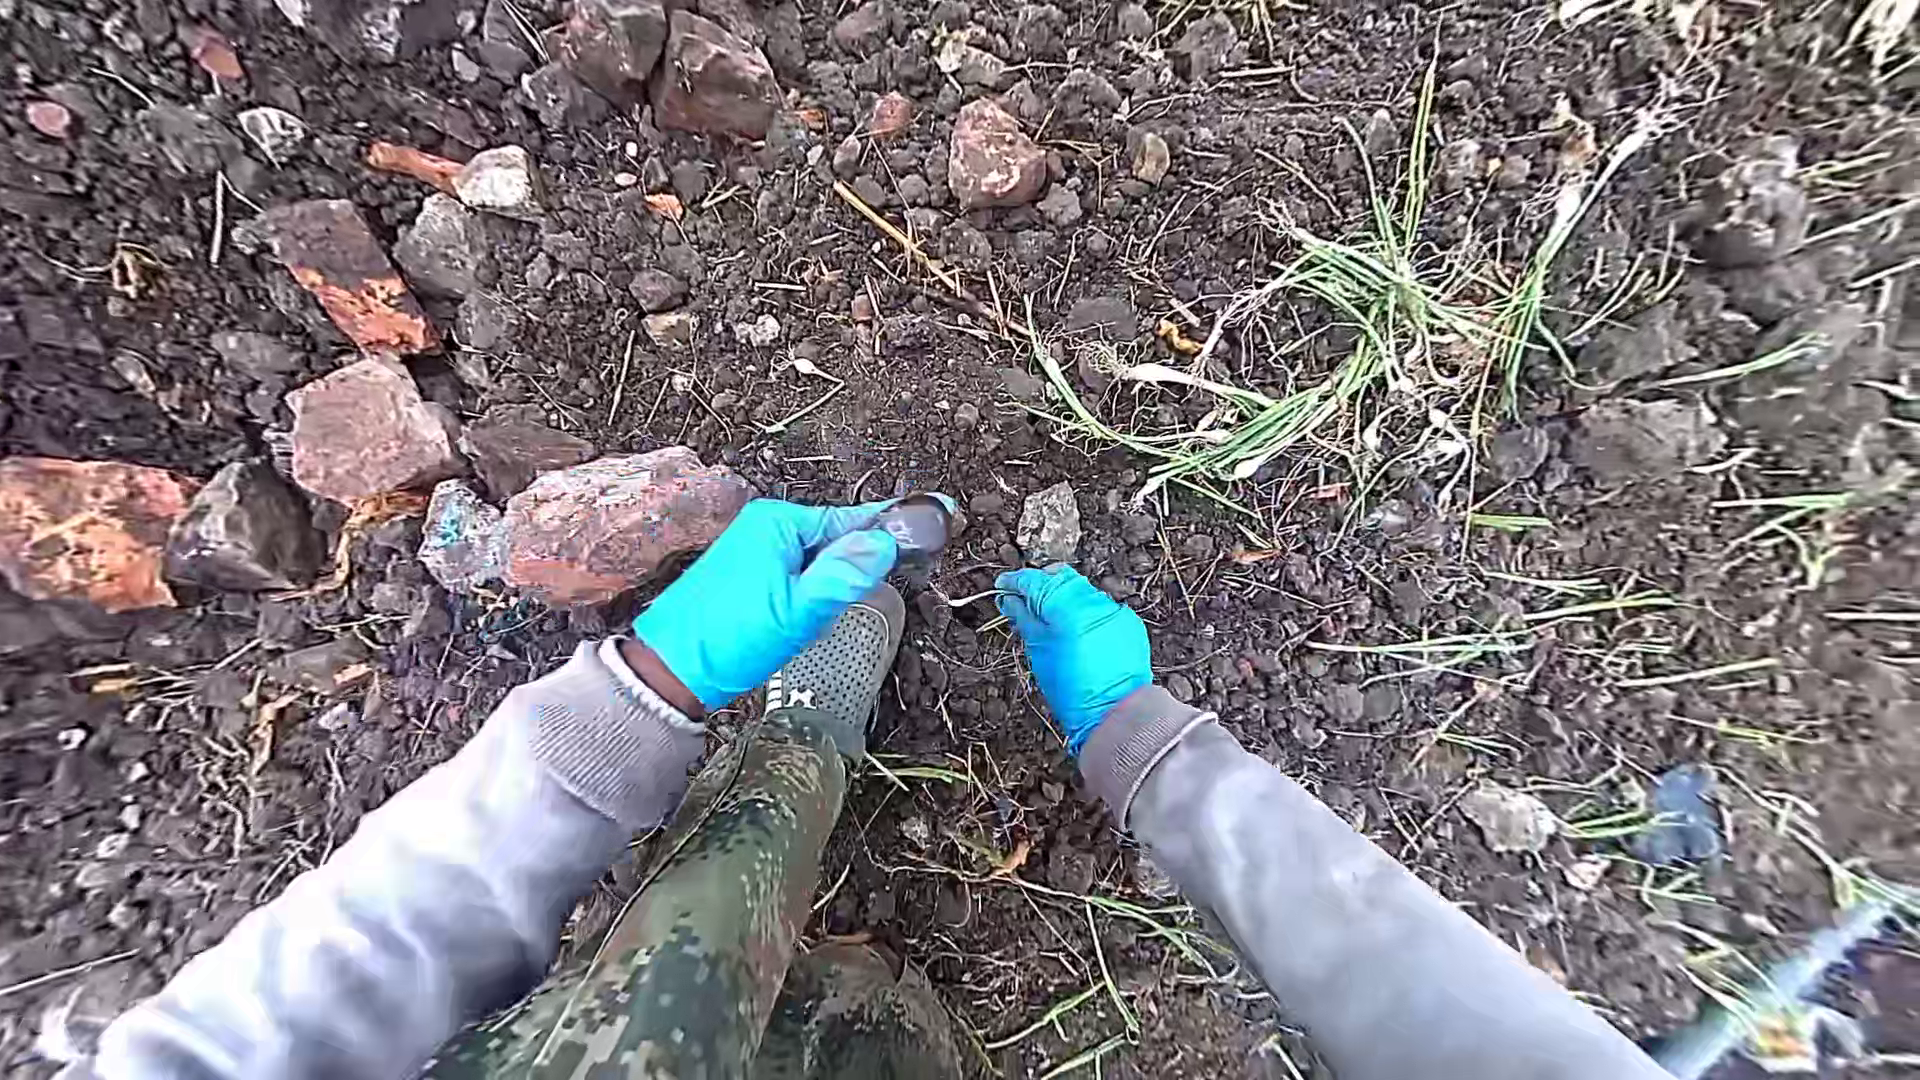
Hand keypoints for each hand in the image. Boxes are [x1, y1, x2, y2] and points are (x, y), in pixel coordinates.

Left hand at [633, 499, 899, 710]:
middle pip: (836, 536)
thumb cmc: (728, 639)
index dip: (891, 525)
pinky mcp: (753, 569)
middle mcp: (767, 526)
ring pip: (820, 557)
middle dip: (856, 564)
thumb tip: (886, 544)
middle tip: (867, 591)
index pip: (851, 518)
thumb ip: (846, 574)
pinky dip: (815, 588)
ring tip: (824, 614)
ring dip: (834, 581)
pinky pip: (801, 570)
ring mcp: (758, 546)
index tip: (933, 514)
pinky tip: (808, 613)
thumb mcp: (798, 610)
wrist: (671, 671)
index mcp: (778, 523)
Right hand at [996, 564, 1150, 754]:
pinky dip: (1083, 612)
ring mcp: (1112, 610)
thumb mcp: (1039, 651)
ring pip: (1080, 590)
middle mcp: (1093, 601)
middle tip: (1023, 601)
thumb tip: (1009, 599)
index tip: (1004, 585)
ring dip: (1062, 598)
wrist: (1114, 713)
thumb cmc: (1072, 689)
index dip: (1016, 582)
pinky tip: (1074, 631)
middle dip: (1040, 584)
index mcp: (1067, 607)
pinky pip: (1098, 606)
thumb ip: (1024, 618)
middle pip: (1060, 577)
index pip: (1036, 580)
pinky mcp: (1127, 622)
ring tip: (1049, 620)